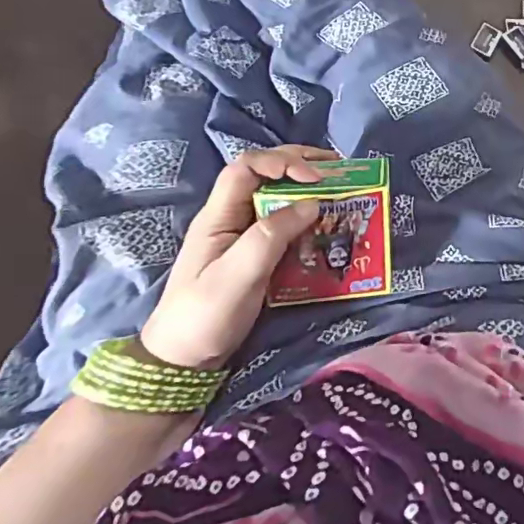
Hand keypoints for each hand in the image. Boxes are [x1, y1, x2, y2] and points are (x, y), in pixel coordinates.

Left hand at [138, 146, 334, 370]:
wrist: (184, 361)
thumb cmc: (205, 317)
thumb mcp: (237, 276)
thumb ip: (271, 236)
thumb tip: (311, 204)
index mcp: (218, 216)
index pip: (247, 167)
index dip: (282, 162)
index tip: (316, 178)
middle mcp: (231, 219)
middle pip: (263, 174)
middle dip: (300, 165)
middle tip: (339, 169)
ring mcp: (243, 238)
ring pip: (276, 199)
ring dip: (307, 191)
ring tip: (340, 190)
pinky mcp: (256, 257)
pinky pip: (283, 227)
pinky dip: (307, 220)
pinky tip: (327, 226)